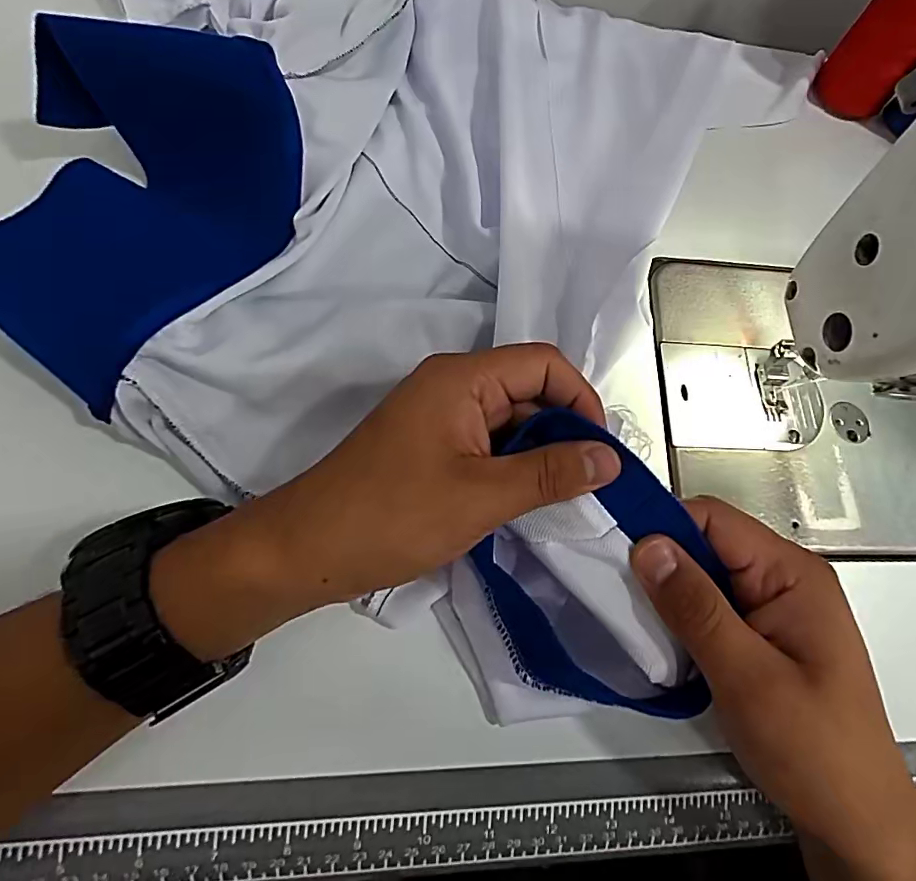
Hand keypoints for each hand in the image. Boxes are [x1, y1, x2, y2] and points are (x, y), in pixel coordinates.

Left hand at [154, 344, 622, 656]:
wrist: (304, 552)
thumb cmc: (393, 516)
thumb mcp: (482, 496)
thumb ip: (550, 473)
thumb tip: (610, 459)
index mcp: (462, 378)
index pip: (543, 363)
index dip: (580, 399)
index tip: (599, 450)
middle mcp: (452, 384)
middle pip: (528, 388)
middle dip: (564, 428)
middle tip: (591, 480)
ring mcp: (439, 414)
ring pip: (510, 418)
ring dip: (540, 450)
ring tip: (565, 494)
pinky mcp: (431, 443)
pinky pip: (487, 440)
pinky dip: (513, 463)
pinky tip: (527, 498)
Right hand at [629, 498, 915, 880]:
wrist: (858, 825)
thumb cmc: (818, 753)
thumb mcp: (747, 676)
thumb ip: (695, 607)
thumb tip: (651, 548)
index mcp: (793, 573)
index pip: (714, 519)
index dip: (665, 528)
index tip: (621, 551)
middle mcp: (786, 580)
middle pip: (709, 544)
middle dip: (665, 566)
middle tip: (624, 594)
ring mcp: (777, 608)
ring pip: (707, 578)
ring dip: (674, 598)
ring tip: (645, 625)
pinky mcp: (765, 635)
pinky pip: (715, 608)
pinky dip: (688, 622)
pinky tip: (671, 645)